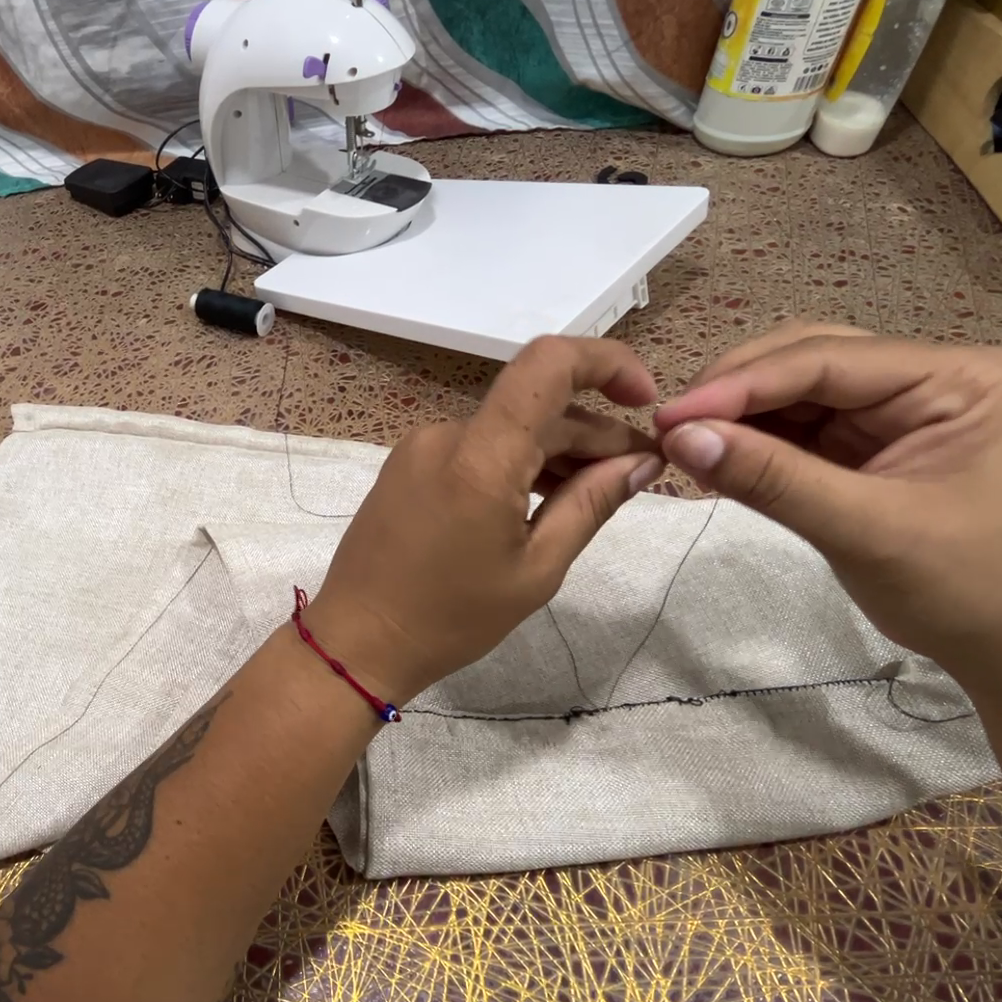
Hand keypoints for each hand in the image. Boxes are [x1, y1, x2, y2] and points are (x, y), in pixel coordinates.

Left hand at [304, 337, 662, 702]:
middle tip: (639, 473)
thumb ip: (590, 504)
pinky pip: (474, 448)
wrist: (358, 639)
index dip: (606, 362)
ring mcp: (420, 448)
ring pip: (505, 429)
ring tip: (596, 492)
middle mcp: (445, 435)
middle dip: (594, 432)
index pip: (547, 364)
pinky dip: (515, 462)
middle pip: (535, 407)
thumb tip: (641, 461)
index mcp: (479, 456)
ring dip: (555, 450)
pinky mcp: (407, 465)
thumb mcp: (536, 569)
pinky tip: (543, 497)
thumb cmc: (450, 617)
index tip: (643, 400)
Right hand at [654, 322, 1001, 700]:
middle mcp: (925, 379)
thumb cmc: (972, 586)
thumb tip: (677, 439)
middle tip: (669, 430)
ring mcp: (893, 412)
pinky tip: (710, 461)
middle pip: (804, 359)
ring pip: (790, 392)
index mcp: (957, 379)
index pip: (827, 360)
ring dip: (733, 416)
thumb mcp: (868, 530)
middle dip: (733, 391)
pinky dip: (747, 443)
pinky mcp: (864, 446)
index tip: (668, 418)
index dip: (739, 385)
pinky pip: (792, 429)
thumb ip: (771, 478)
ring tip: (681, 448)